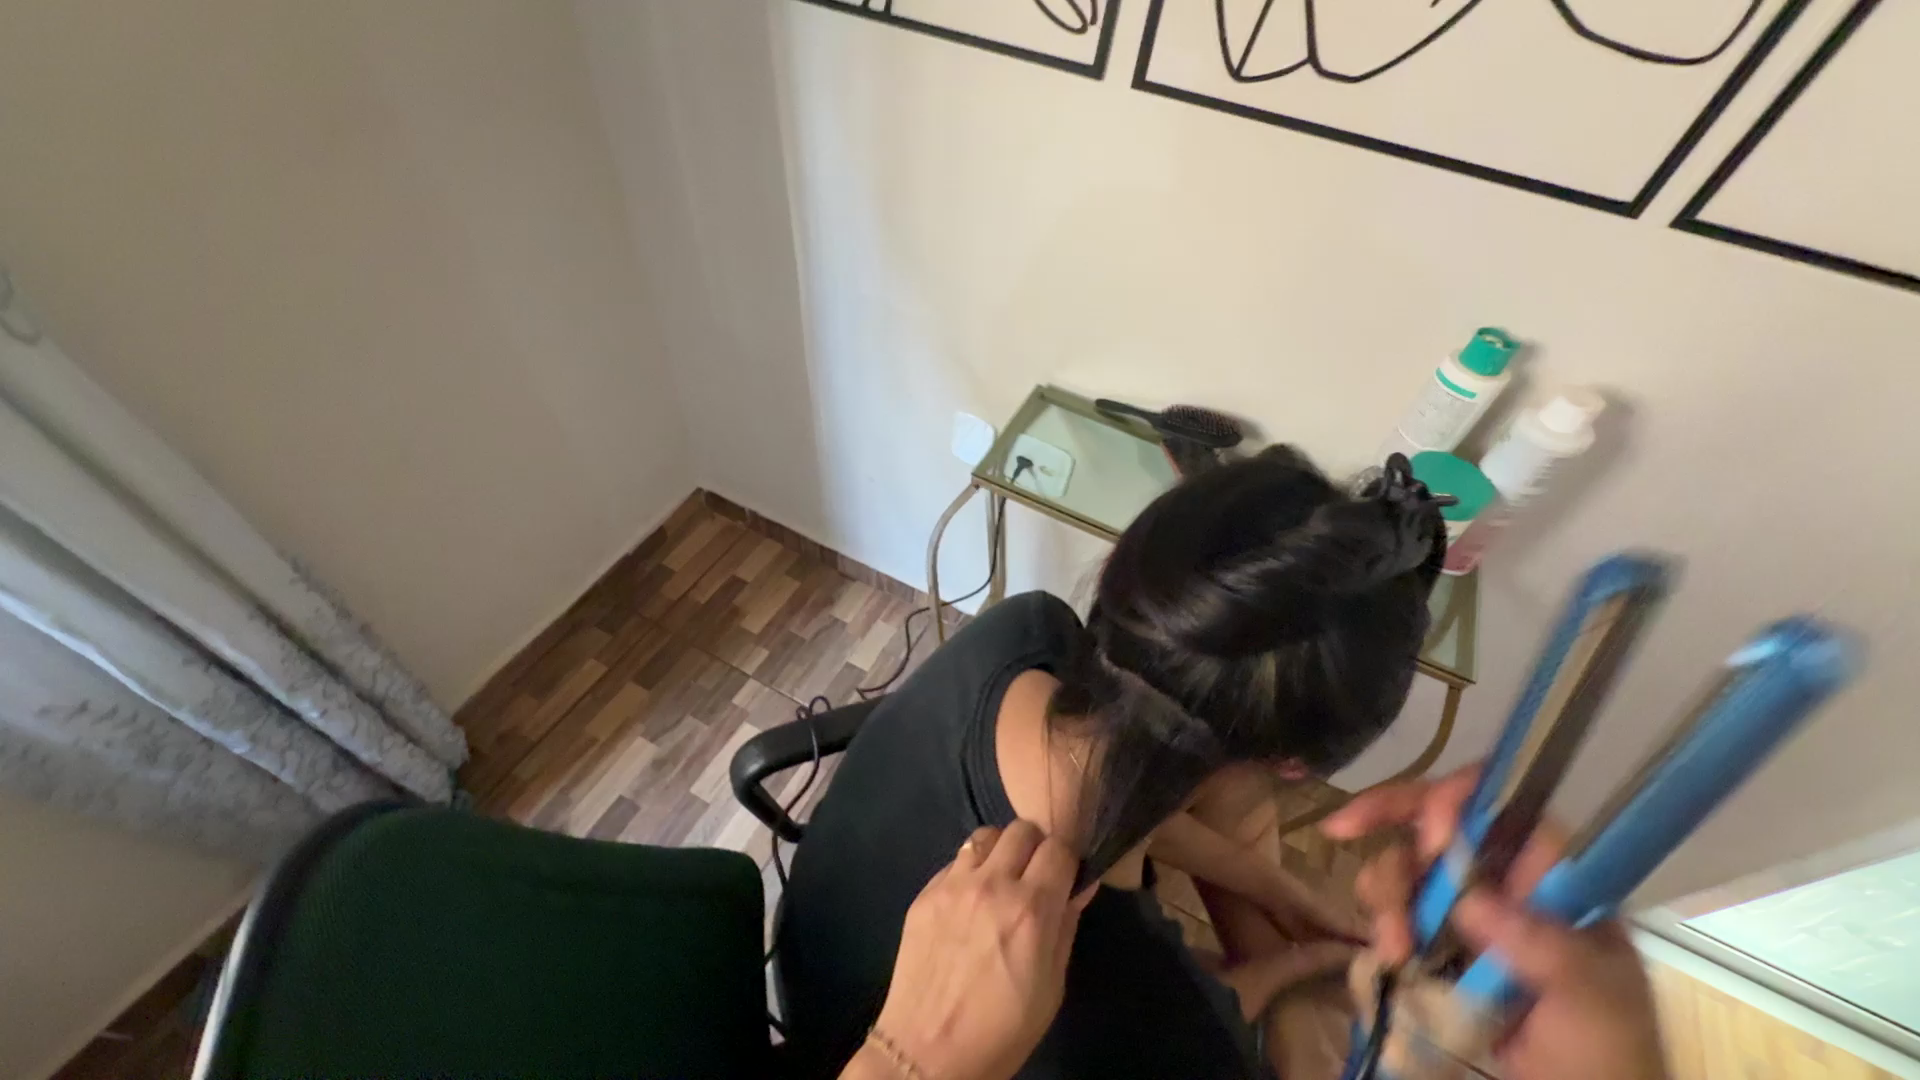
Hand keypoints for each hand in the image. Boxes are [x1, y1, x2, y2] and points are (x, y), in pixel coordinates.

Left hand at [855, 821, 1091, 1079]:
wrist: (926, 1053)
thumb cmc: (1002, 1031)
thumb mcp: (1051, 987)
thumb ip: (1066, 926)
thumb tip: (1080, 884)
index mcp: (1031, 909)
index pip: (1059, 848)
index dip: (1067, 859)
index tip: (1065, 876)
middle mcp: (992, 884)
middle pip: (1022, 829)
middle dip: (1035, 847)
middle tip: (1034, 875)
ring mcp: (953, 884)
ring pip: (985, 836)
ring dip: (999, 851)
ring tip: (999, 881)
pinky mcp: (925, 893)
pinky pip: (955, 861)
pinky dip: (969, 871)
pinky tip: (968, 903)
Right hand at [1323, 766, 1668, 1079]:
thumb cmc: (1605, 1056)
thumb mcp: (1598, 1006)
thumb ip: (1552, 952)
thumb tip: (1474, 903)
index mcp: (1551, 877)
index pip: (1502, 805)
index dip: (1456, 799)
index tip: (1428, 832)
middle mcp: (1502, 877)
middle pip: (1434, 817)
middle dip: (1388, 824)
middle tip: (1344, 829)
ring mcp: (1463, 906)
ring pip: (1403, 860)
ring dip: (1383, 890)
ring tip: (1394, 948)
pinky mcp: (1431, 936)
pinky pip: (1388, 903)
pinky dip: (1376, 919)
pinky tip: (1389, 956)